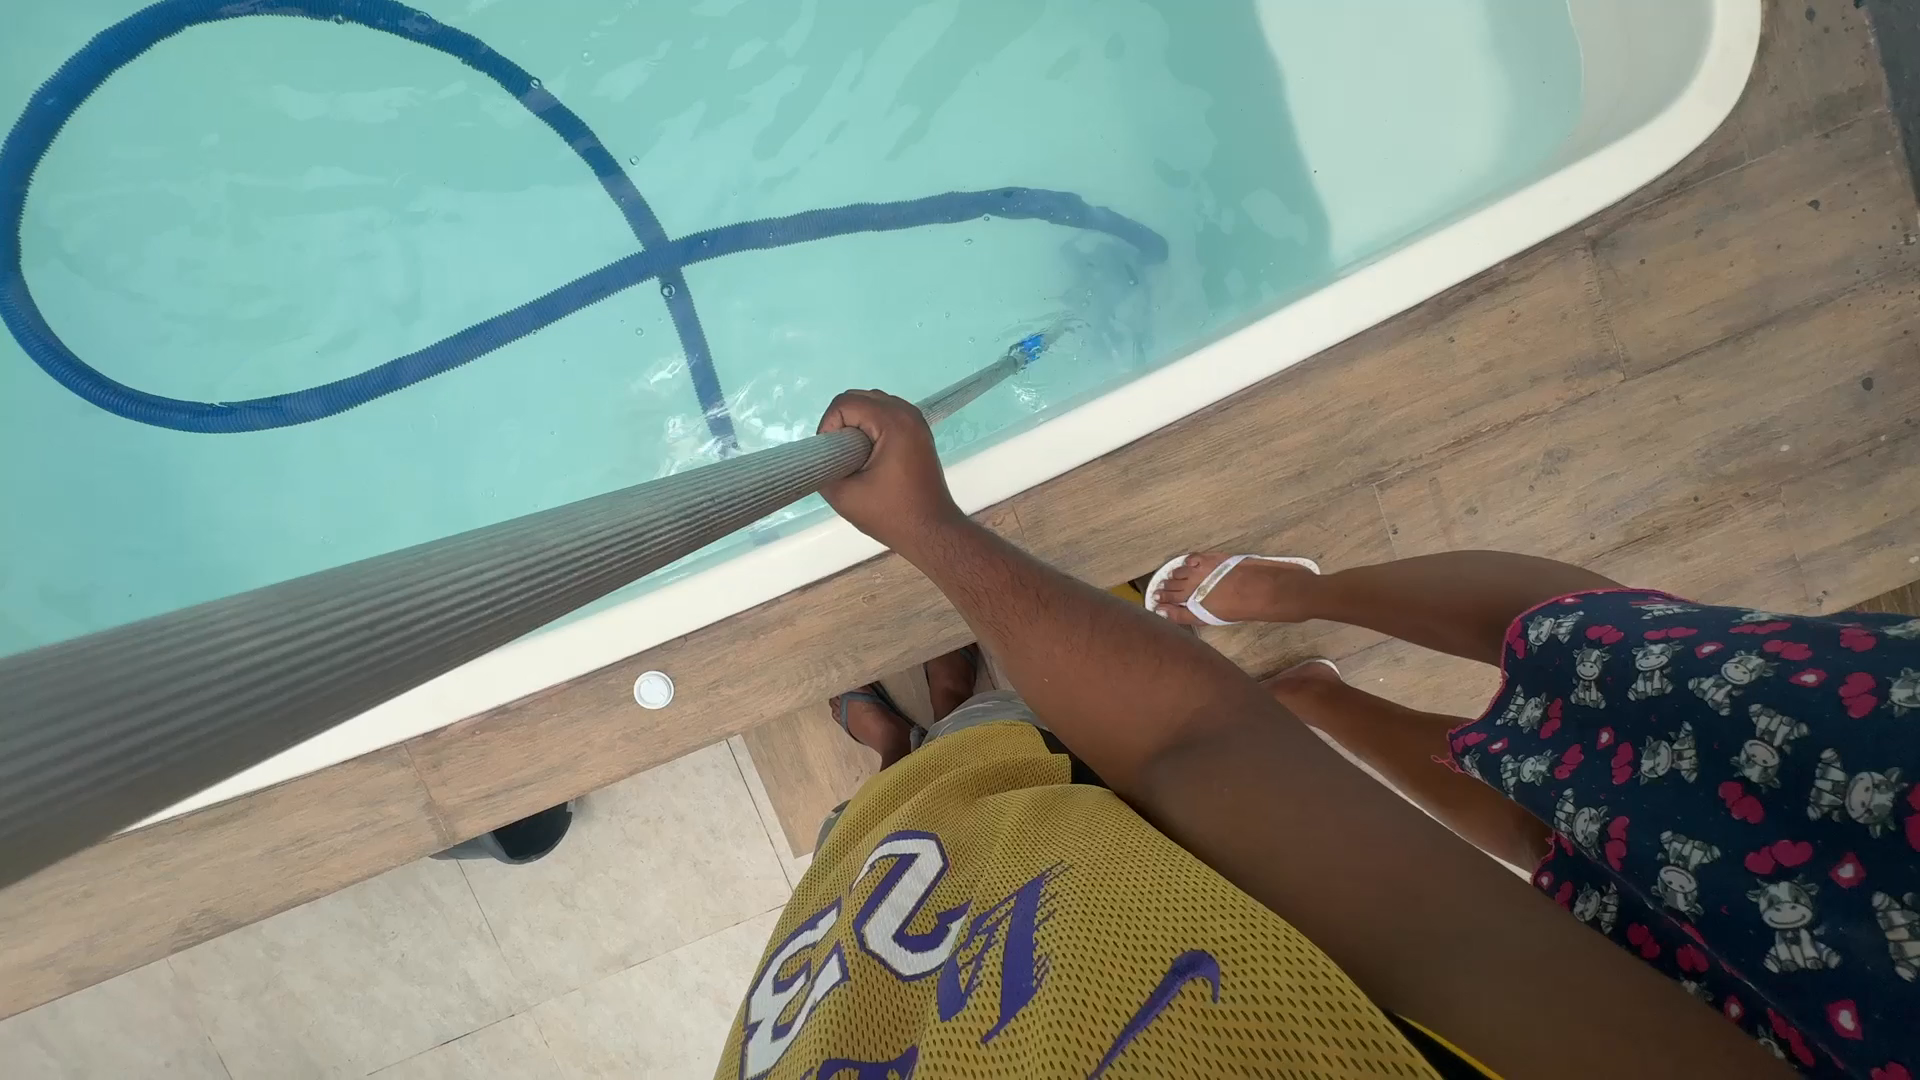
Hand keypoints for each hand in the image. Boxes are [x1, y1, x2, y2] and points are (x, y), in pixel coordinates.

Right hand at [817, 389, 963, 552]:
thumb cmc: (891, 515)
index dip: (829, 427)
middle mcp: (907, 413)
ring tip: (852, 457)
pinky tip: (868, 456)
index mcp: (893, 422)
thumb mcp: (844, 495)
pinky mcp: (919, 433)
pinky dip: (872, 428)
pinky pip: (886, 416)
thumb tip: (821, 455)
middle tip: (838, 457)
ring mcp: (916, 421)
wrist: (932, 531)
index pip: (845, 403)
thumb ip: (823, 468)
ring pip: (873, 404)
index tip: (831, 456)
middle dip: (841, 423)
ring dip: (856, 425)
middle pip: (859, 397)